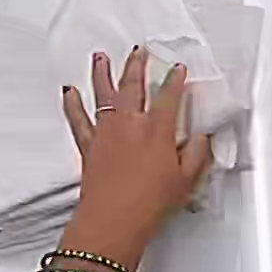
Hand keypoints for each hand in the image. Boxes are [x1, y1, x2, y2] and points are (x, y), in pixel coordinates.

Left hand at [59, 47, 211, 267]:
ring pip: (104, 94)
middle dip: (138, 65)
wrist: (114, 221)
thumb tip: (203, 137)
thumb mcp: (187, 179)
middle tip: (140, 51)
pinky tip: (69, 92)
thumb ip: (198, 153)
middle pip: (134, 85)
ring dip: (103, 73)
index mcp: (158, 130)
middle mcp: (130, 124)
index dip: (175, 80)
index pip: (169, 96)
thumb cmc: (150, 203)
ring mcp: (107, 132)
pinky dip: (72, 104)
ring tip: (101, 57)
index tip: (178, 69)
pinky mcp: (89, 145)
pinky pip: (78, 119)